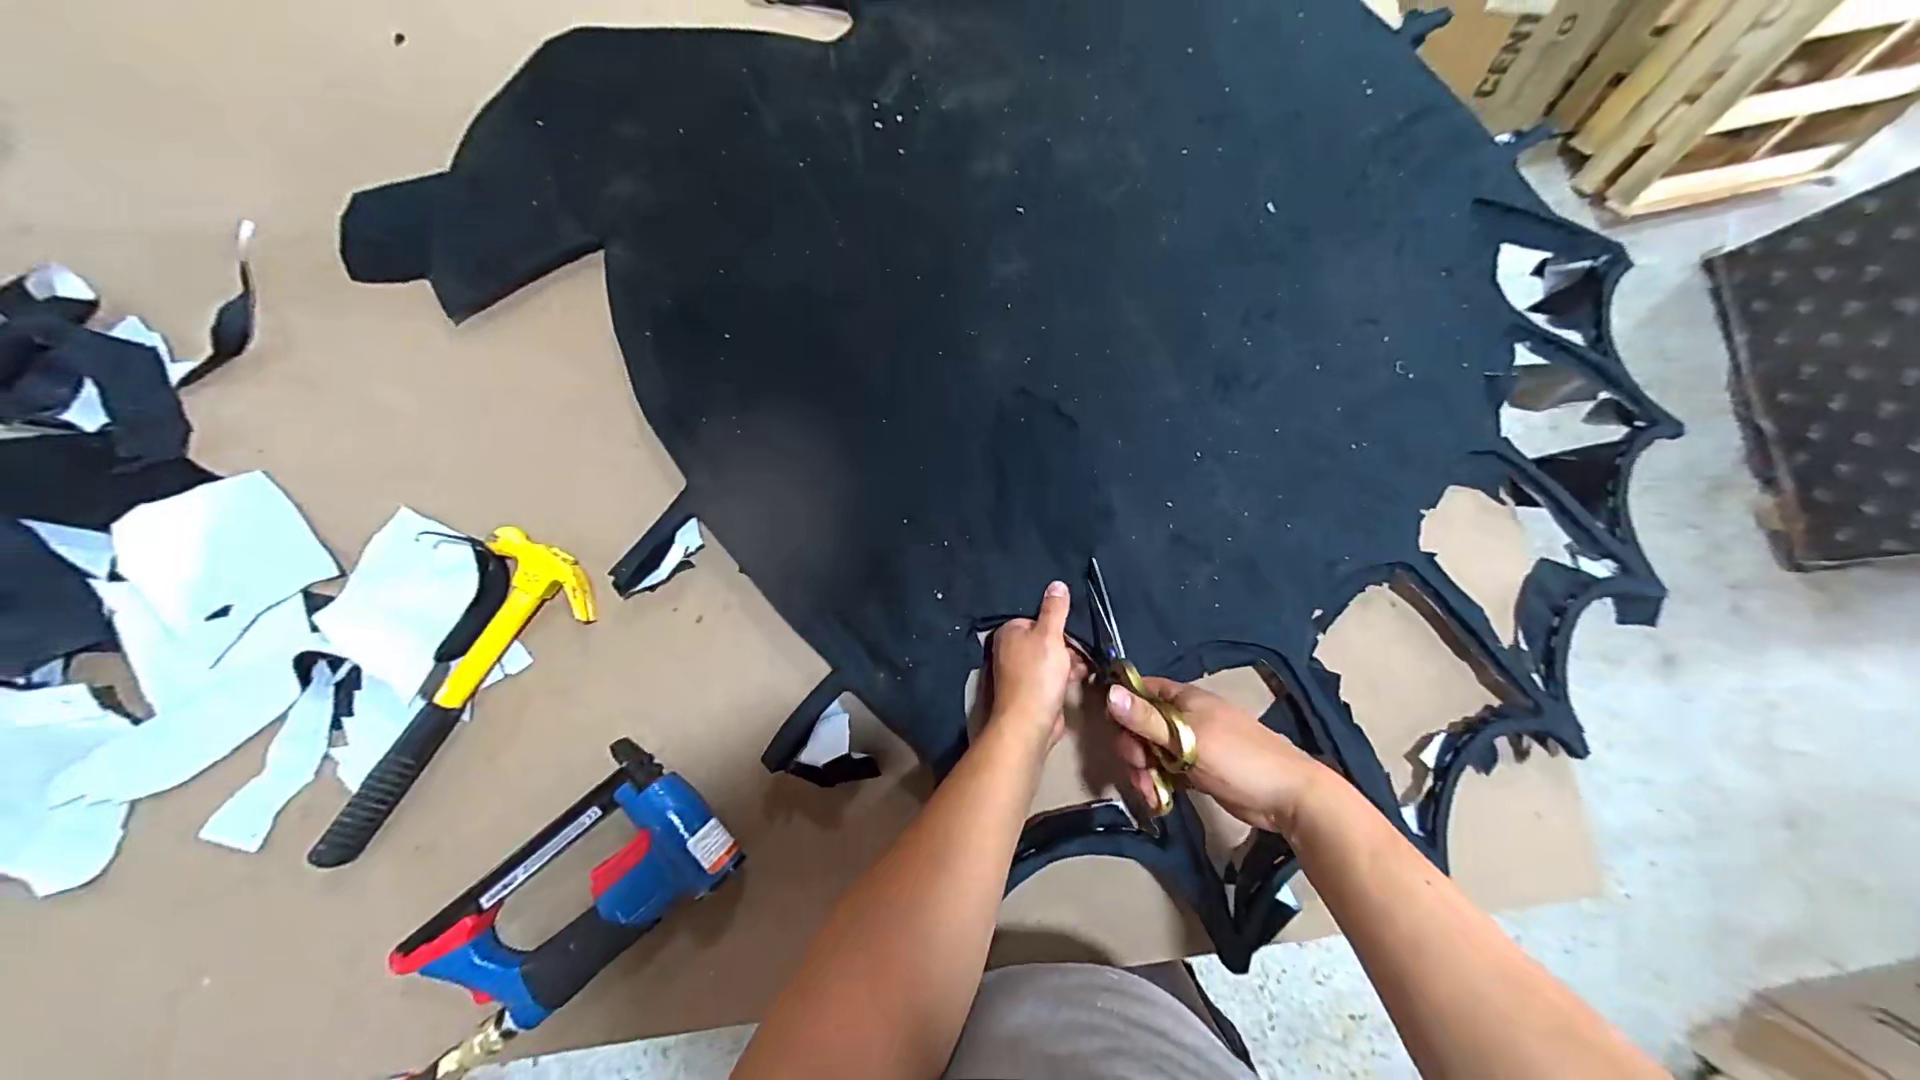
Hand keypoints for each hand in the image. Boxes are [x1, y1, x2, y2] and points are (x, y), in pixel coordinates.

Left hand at [985, 581, 1086, 749]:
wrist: (1030, 722)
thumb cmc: (1037, 675)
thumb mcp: (1050, 635)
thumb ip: (1055, 609)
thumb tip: (1057, 584)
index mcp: (1009, 631)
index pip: (1037, 615)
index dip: (1058, 620)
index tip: (1075, 626)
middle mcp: (1011, 648)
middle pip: (1046, 636)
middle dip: (1067, 643)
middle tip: (1083, 648)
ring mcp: (1021, 670)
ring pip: (1052, 656)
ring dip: (1069, 659)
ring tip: (1083, 664)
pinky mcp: (1033, 688)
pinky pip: (1053, 674)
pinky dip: (1065, 674)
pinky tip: (1078, 677)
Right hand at [1107, 675, 1333, 836]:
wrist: (1288, 797)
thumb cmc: (1237, 758)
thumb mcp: (1187, 738)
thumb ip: (1146, 719)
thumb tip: (1109, 692)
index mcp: (1183, 698)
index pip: (1140, 690)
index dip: (1123, 707)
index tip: (1118, 731)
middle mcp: (1183, 717)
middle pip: (1139, 726)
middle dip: (1134, 750)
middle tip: (1141, 770)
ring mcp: (1189, 744)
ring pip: (1150, 751)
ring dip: (1144, 772)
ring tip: (1152, 794)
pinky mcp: (1195, 769)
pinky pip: (1164, 771)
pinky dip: (1158, 784)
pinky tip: (1160, 801)